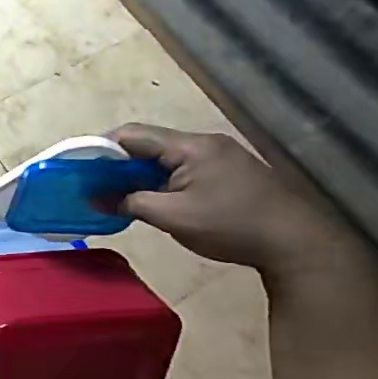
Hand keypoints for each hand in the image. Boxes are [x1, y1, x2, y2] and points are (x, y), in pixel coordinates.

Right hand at [107, 123, 354, 275]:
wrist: (297, 244)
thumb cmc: (231, 226)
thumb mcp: (172, 217)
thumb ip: (129, 203)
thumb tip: (95, 199)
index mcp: (190, 147)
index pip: (133, 134)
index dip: (101, 148)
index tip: (79, 168)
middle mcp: (204, 143)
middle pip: (148, 143)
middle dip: (117, 163)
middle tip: (93, 185)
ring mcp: (218, 157)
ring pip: (164, 157)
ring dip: (138, 173)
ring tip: (116, 195)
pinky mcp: (227, 172)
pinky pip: (181, 168)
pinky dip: (159, 180)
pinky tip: (150, 199)